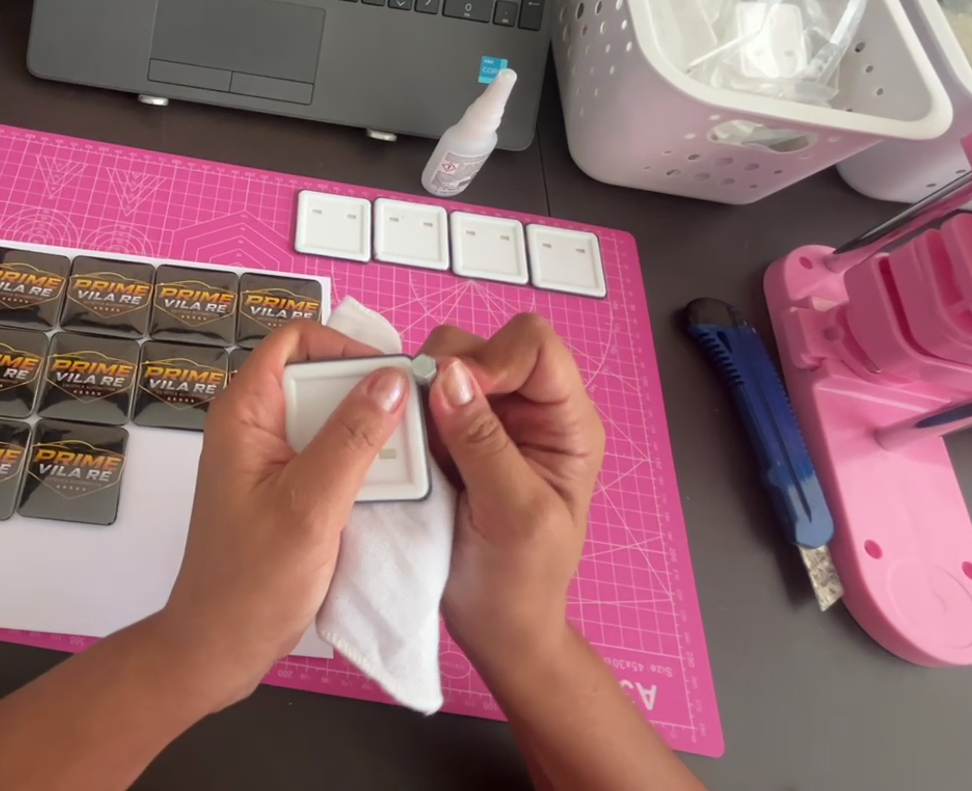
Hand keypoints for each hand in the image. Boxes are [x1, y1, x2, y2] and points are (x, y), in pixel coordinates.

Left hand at [153, 323, 408, 709]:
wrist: (219, 647)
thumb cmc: (253, 578)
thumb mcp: (310, 502)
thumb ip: (352, 437)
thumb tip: (392, 377)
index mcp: (244, 410)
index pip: (293, 341)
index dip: (342, 345)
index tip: (390, 373)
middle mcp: (254, 423)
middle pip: (315, 376)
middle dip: (364, 389)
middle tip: (414, 413)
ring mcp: (268, 456)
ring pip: (325, 415)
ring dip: (367, 428)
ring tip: (411, 449)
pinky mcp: (283, 485)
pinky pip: (326, 451)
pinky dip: (358, 458)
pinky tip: (390, 479)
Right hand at [419, 314, 604, 666]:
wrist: (496, 626)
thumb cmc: (521, 579)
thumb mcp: (512, 514)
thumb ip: (483, 442)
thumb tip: (448, 375)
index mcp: (564, 421)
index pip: (534, 347)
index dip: (493, 357)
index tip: (454, 396)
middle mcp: (527, 408)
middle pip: (482, 345)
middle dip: (447, 373)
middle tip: (427, 425)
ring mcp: (486, 419)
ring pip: (444, 366)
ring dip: (422, 395)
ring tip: (417, 445)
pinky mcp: (450, 434)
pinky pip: (421, 397)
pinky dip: (407, 413)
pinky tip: (407, 449)